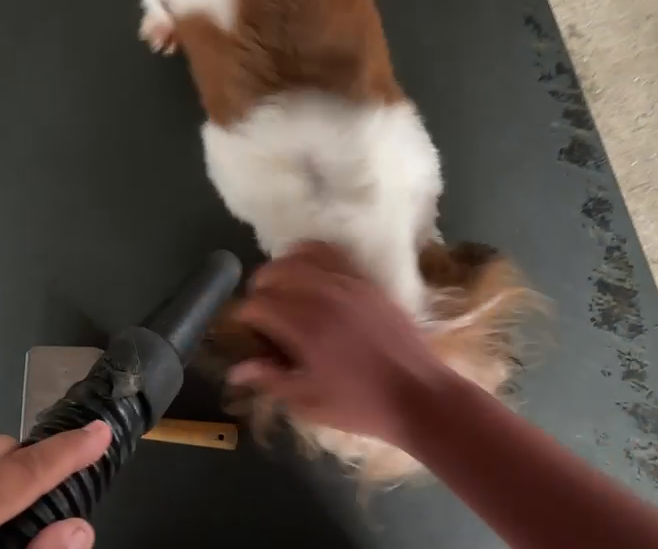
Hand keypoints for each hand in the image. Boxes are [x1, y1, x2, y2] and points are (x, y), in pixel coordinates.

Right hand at [226, 241, 448, 449]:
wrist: (421, 397)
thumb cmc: (362, 405)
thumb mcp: (310, 402)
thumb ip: (271, 379)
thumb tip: (236, 369)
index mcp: (304, 326)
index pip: (257, 305)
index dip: (245, 318)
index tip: (247, 332)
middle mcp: (321, 295)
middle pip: (272, 273)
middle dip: (259, 291)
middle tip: (263, 313)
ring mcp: (346, 282)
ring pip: (297, 256)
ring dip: (281, 269)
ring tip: (282, 288)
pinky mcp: (365, 279)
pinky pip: (329, 251)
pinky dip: (310, 254)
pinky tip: (308, 270)